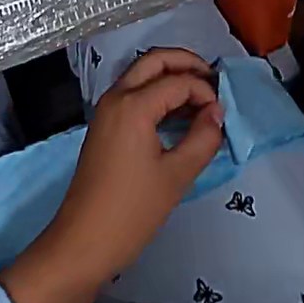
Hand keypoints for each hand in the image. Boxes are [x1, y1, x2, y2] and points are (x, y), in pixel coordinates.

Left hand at [0, 49, 223, 302]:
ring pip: (142, 73)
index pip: (178, 81)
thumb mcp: (176, 176)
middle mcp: (117, 96)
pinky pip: (133, 91)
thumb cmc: (131, 211)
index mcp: (133, 105)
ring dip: (170, 75)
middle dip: (185, 63)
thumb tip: (216, 113)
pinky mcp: (104, 123)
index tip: (221, 113)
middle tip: (212, 79)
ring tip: (200, 97)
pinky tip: (177, 114)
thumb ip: (202, 139)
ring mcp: (107, 108)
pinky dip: (157, 91)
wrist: (82, 242)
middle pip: (154, 60)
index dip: (204, 91)